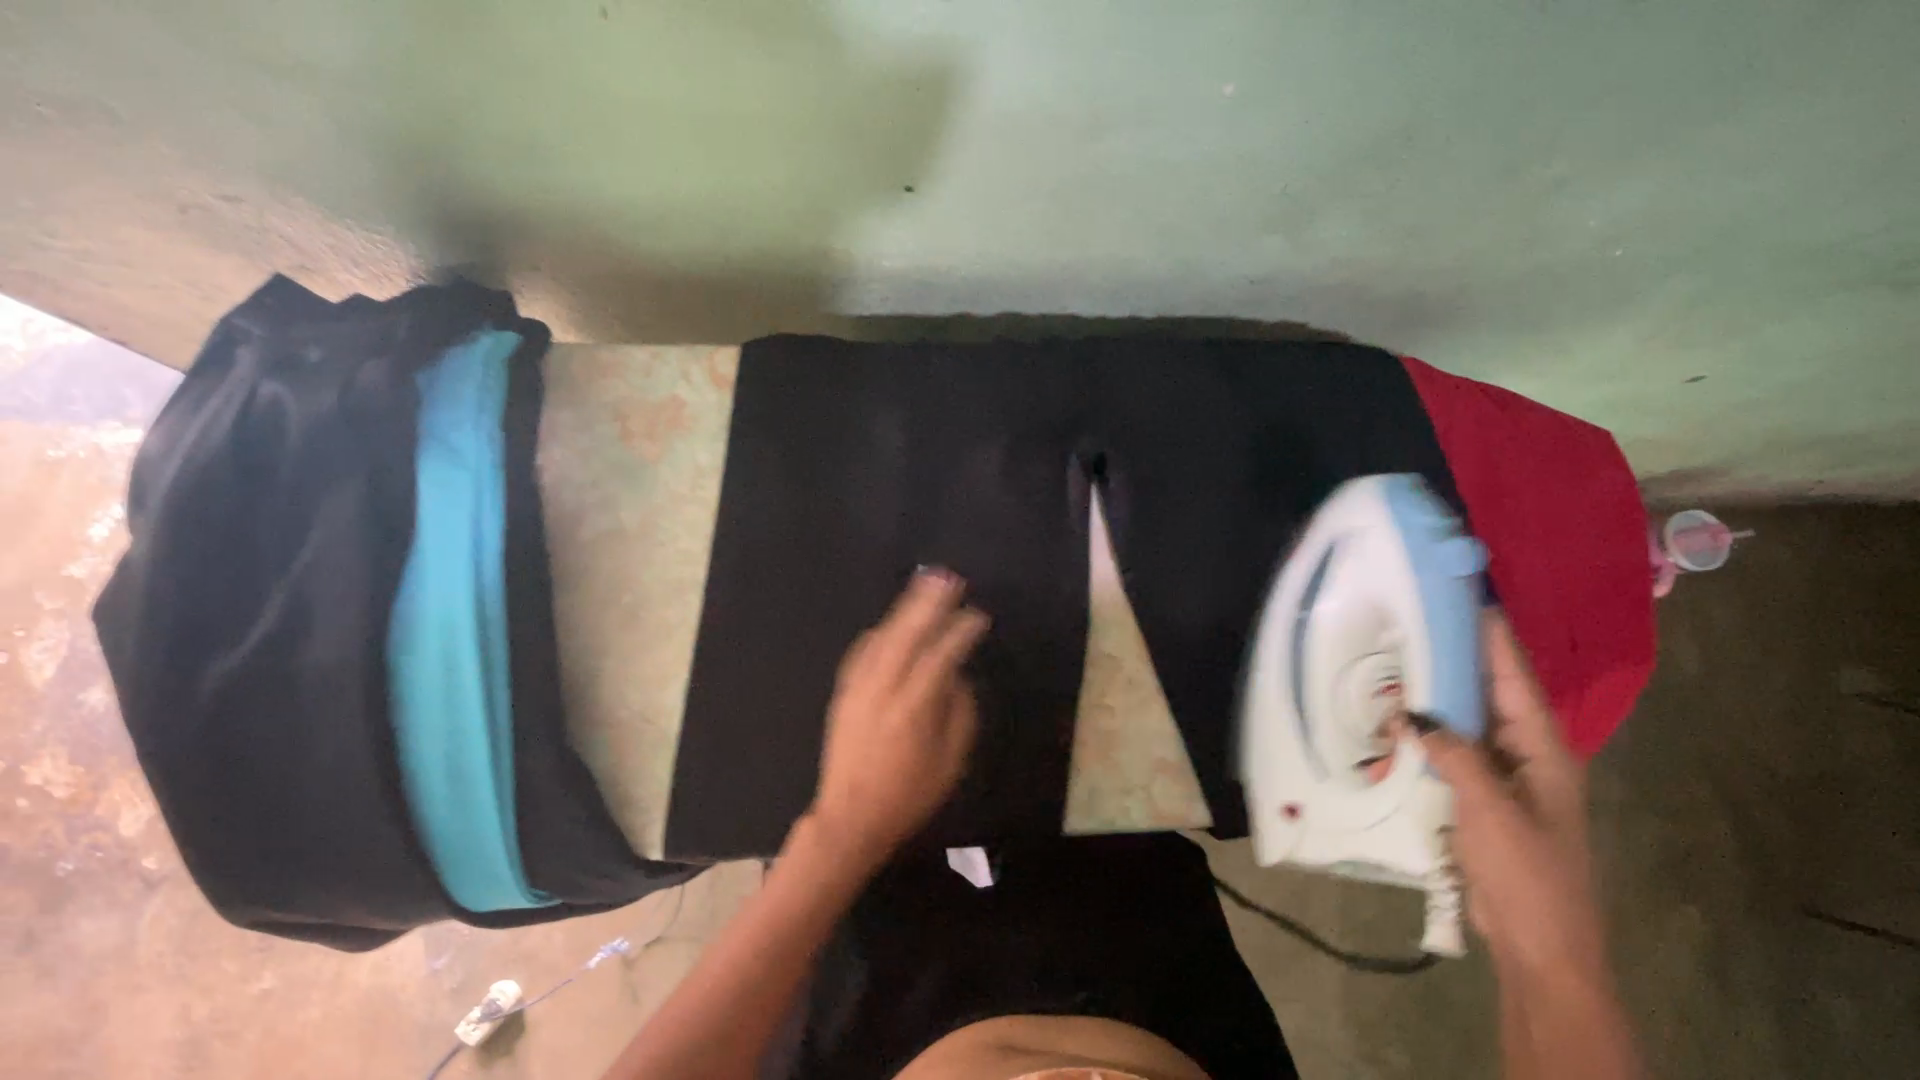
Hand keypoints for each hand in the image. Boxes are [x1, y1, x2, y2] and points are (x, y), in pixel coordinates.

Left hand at [809, 567, 988, 866]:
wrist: (851, 817)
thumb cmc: (909, 796)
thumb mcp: (950, 762)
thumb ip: (958, 714)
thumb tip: (957, 678)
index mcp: (913, 709)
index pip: (939, 657)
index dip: (960, 633)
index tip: (977, 616)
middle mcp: (882, 691)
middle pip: (907, 636)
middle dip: (928, 605)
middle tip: (948, 579)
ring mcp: (858, 690)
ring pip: (882, 639)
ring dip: (903, 611)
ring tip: (923, 587)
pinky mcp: (843, 695)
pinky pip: (861, 654)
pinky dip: (878, 634)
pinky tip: (889, 624)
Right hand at [1416, 610, 1608, 979]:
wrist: (1541, 944)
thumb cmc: (1528, 874)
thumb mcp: (1490, 809)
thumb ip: (1453, 754)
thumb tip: (1412, 712)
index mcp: (1542, 747)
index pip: (1511, 674)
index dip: (1489, 632)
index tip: (1461, 590)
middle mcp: (1525, 752)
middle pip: (1488, 690)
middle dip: (1454, 653)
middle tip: (1410, 616)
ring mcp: (1503, 775)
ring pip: (1466, 719)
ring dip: (1436, 692)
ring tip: (1395, 656)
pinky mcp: (1481, 797)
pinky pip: (1452, 750)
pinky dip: (1428, 732)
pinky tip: (1397, 718)